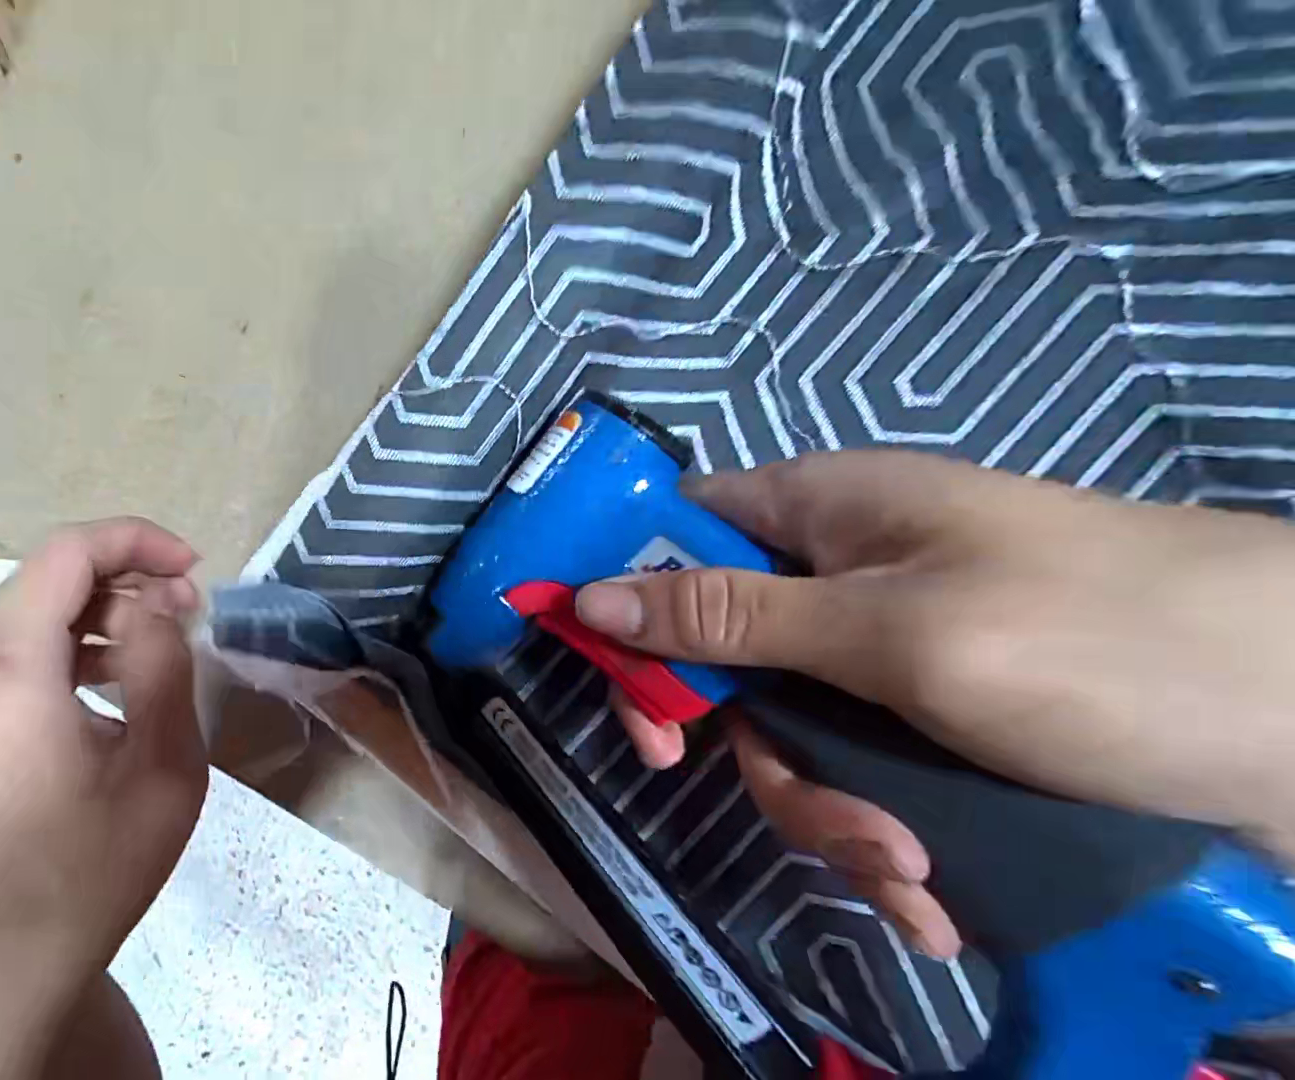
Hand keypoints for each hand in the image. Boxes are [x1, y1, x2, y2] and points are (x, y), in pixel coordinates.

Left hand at [0, 518, 206, 1079]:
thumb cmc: (88, 877)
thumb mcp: (163, 770)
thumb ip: (164, 665)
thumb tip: (153, 600)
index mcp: (2, 670)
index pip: (69, 552)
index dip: (138, 540)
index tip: (192, 568)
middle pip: (46, 585)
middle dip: (124, 586)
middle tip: (184, 618)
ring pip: (22, 621)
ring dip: (92, 622)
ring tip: (147, 656)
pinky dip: (54, 654)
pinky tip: (91, 695)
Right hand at [573, 451, 1294, 958]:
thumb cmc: (1113, 644)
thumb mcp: (895, 634)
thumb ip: (731, 616)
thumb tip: (590, 600)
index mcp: (814, 511)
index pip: (672, 534)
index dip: (628, 596)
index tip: (622, 676)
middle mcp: (829, 573)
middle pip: (715, 646)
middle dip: (730, 731)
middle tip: (701, 779)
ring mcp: (875, 651)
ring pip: (780, 725)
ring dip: (820, 808)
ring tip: (907, 873)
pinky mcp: (921, 720)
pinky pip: (847, 769)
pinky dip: (874, 835)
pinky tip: (931, 892)